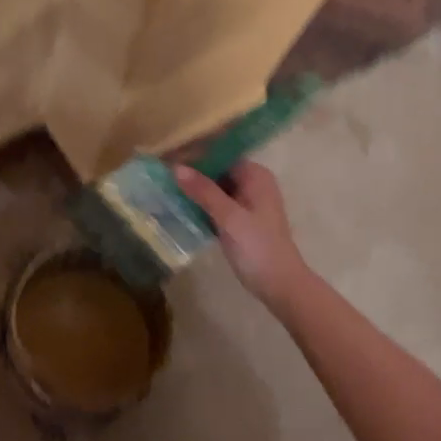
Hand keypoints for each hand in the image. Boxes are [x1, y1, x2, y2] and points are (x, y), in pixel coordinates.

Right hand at [173, 161, 314, 307]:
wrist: (279, 286)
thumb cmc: (258, 247)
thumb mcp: (229, 217)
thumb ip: (203, 191)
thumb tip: (175, 167)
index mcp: (255, 176)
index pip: (221, 155)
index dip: (195, 155)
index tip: (168, 157)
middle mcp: (252, 184)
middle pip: (217, 170)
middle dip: (192, 173)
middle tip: (160, 173)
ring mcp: (246, 203)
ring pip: (214, 188)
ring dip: (194, 190)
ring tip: (163, 187)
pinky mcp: (239, 220)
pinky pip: (215, 205)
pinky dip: (200, 205)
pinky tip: (177, 206)